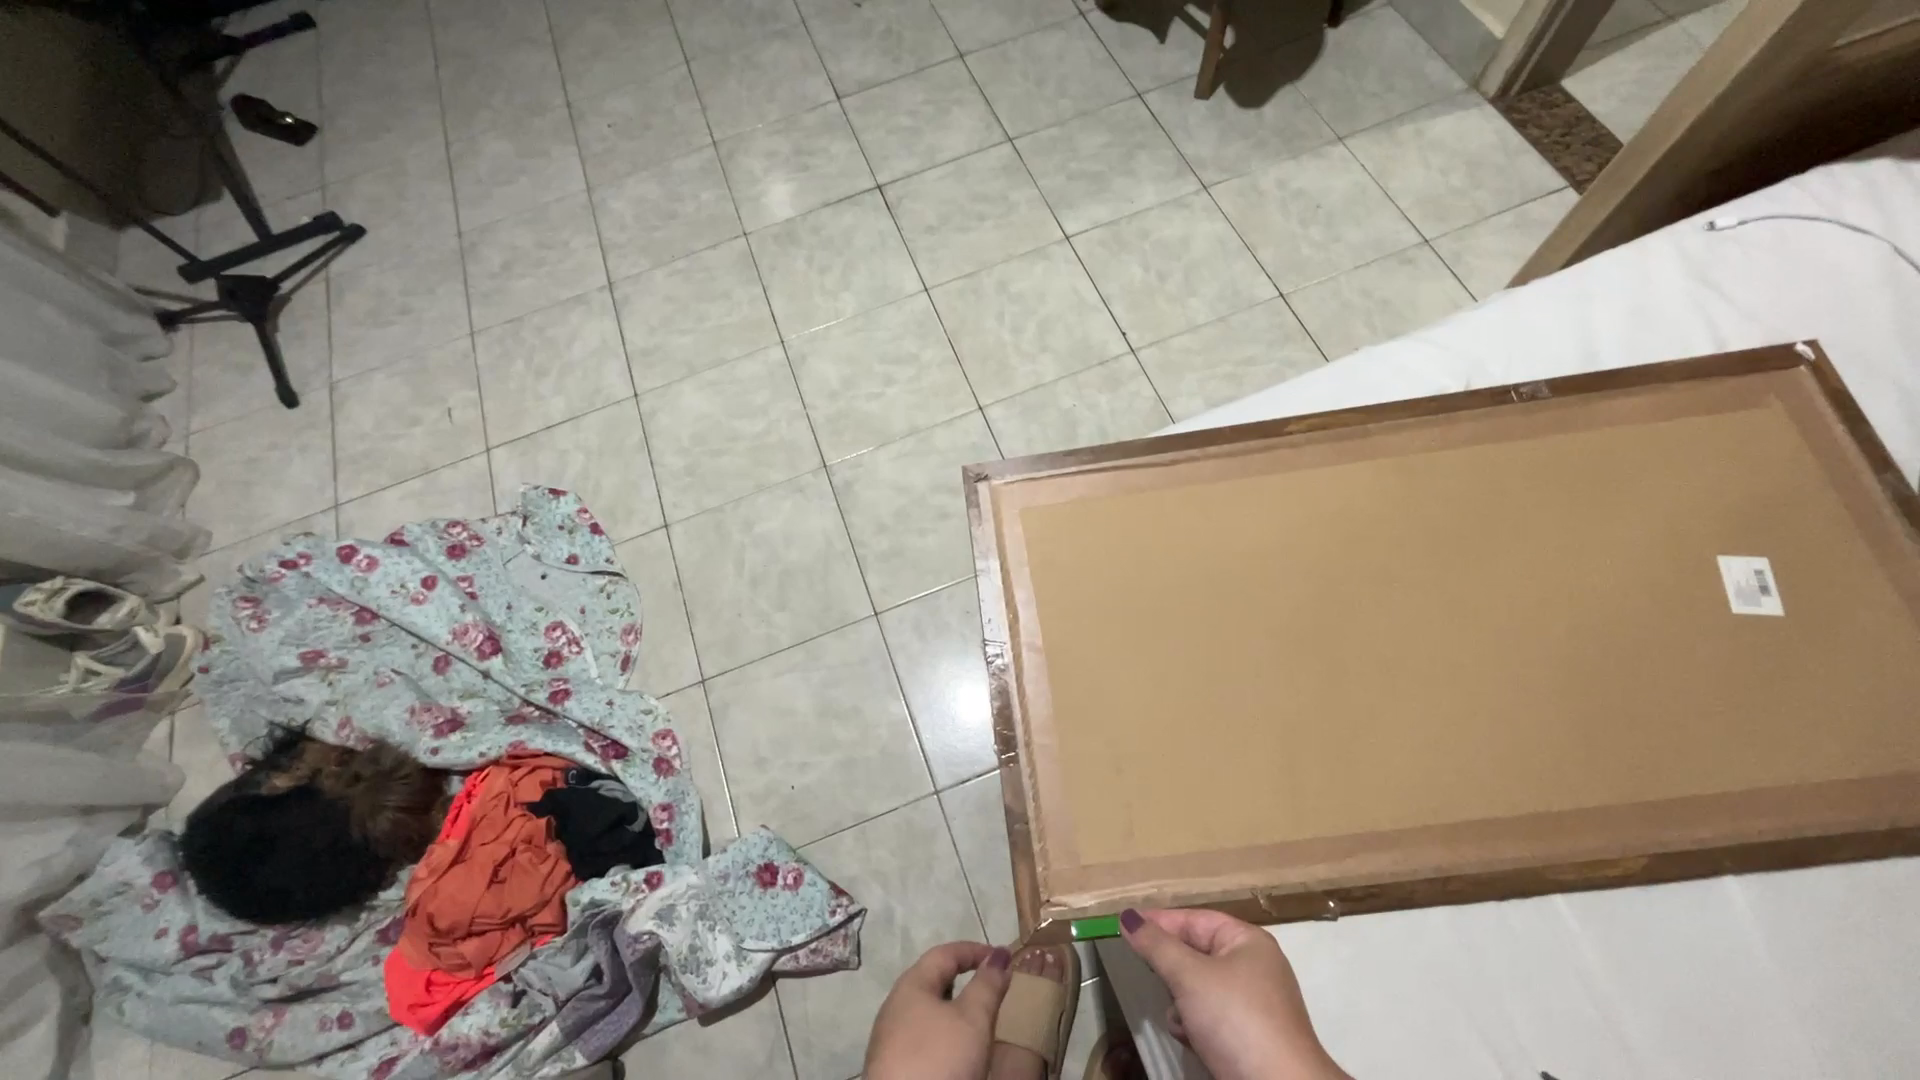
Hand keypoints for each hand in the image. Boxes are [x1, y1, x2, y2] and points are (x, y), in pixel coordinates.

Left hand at [865, 942, 1012, 1079]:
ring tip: (978, 1019)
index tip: (1003, 957)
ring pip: (927, 1010)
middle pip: (933, 979)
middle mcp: (896, 1005)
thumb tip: (998, 955)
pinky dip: (944, 1032)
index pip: (945, 953)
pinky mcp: (892, 1065)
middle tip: (992, 985)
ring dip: (954, 1008)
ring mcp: (890, 1037)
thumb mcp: (973, 1019)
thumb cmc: (939, 1059)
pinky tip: (956, 1051)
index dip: (975, 950)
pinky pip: (922, 1035)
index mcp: (912, 985)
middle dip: (964, 978)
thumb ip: (987, 985)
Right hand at [1120, 908, 1350, 1079]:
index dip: (1159, 921)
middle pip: (1195, 953)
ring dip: (1181, 1002)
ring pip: (1198, 988)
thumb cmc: (1235, 1021)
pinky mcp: (1247, 1038)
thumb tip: (1128, 916)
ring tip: (1180, 1019)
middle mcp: (1252, 967)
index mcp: (1247, 942)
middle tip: (1149, 973)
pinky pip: (1209, 1017)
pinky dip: (1195, 1025)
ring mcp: (1251, 1005)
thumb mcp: (1189, 976)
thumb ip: (1156, 945)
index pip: (1194, 919)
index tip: (1124, 925)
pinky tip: (1191, 1039)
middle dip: (1171, 969)